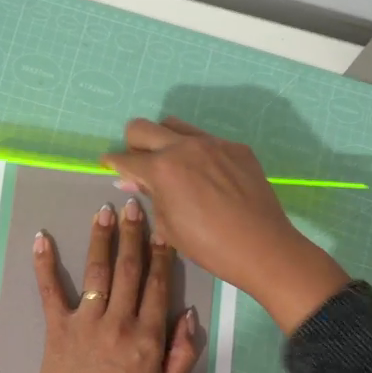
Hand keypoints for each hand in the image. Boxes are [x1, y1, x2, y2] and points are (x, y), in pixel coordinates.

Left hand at [30, 198, 200, 372]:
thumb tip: (191, 312)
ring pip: (97, 271)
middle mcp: (119, 322)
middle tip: (135, 204)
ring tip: (104, 211)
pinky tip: (42, 237)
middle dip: (133, 234)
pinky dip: (44, 263)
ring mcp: (86, 321)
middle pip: (129, 269)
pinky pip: (50, 290)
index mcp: (148, 337)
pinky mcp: (57, 327)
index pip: (158, 285)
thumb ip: (184, 352)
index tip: (164, 227)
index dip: (162, 253)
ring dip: (101, 238)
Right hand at [103, 117, 350, 332]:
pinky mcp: (236, 148)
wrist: (263, 247)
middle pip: (142, 127)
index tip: (109, 166)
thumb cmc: (208, 246)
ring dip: (164, 140)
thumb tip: (132, 181)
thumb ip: (149, 196)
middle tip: (137, 162)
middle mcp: (184, 146)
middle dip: (132, 143)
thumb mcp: (168, 226)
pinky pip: (206, 140)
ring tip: (171, 164)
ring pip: (174, 125)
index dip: (112, 164)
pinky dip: (196, 152)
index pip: (125, 158)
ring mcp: (213, 143)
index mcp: (162, 168)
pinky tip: (206, 176)